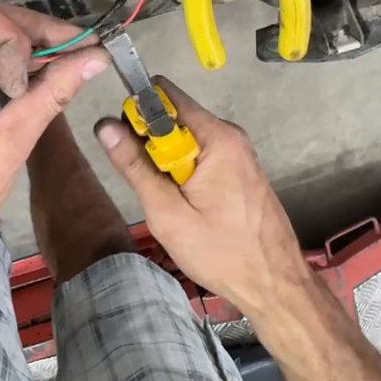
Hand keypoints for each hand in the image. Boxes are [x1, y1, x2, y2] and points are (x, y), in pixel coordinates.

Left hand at [0, 0, 109, 253]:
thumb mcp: (9, 142)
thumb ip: (51, 93)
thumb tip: (95, 58)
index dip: (20, 36)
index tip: (45, 70)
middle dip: (30, 37)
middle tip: (77, 53)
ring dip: (25, 49)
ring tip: (63, 66)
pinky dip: (9, 62)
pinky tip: (38, 76)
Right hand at [94, 78, 305, 314]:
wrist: (275, 286)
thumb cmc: (221, 252)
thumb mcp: (168, 213)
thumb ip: (135, 167)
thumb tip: (105, 126)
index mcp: (216, 137)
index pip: (165, 95)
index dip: (136, 113)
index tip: (124, 146)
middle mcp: (230, 135)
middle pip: (174, 117)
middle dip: (149, 142)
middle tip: (147, 185)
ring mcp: (237, 152)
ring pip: (185, 139)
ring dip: (164, 161)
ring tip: (164, 199)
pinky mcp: (238, 169)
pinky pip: (200, 154)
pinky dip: (183, 171)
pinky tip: (184, 204)